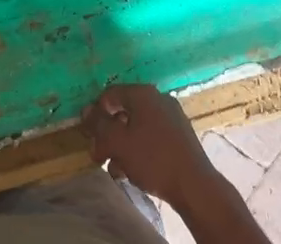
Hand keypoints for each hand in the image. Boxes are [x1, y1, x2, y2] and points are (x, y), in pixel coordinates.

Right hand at [80, 84, 218, 206]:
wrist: (194, 185)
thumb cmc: (152, 159)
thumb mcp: (118, 143)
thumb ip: (99, 125)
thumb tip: (86, 110)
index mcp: (143, 94)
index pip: (110, 94)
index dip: (95, 113)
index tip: (89, 136)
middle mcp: (158, 99)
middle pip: (123, 112)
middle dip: (108, 135)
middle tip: (99, 156)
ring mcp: (171, 117)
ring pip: (136, 127)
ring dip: (122, 146)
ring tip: (116, 170)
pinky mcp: (179, 136)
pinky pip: (151, 137)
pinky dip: (139, 150)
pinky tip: (133, 172)